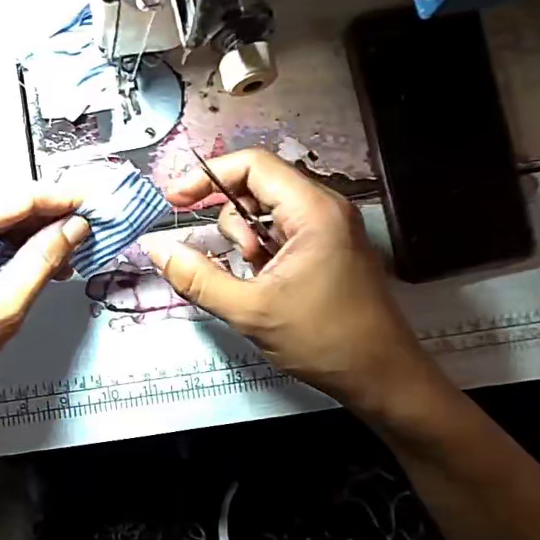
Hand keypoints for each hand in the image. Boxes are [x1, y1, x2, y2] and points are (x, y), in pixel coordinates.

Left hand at [0, 188, 89, 437]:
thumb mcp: (2, 307)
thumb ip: (43, 259)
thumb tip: (75, 227)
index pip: (14, 195)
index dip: (60, 199)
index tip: (93, 202)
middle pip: (0, 199)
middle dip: (43, 218)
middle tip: (81, 238)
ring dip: (24, 232)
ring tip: (59, 259)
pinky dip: (1, 240)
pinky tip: (26, 260)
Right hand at [140, 149, 439, 413]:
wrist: (381, 375)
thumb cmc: (326, 341)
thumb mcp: (250, 310)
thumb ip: (197, 277)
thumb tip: (158, 249)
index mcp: (314, 210)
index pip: (253, 165)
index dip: (207, 176)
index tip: (176, 200)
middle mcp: (327, 209)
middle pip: (259, 186)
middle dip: (231, 219)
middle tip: (231, 258)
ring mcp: (332, 228)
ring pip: (269, 212)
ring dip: (247, 239)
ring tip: (254, 278)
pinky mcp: (331, 249)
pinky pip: (285, 233)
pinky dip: (265, 251)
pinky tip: (267, 284)